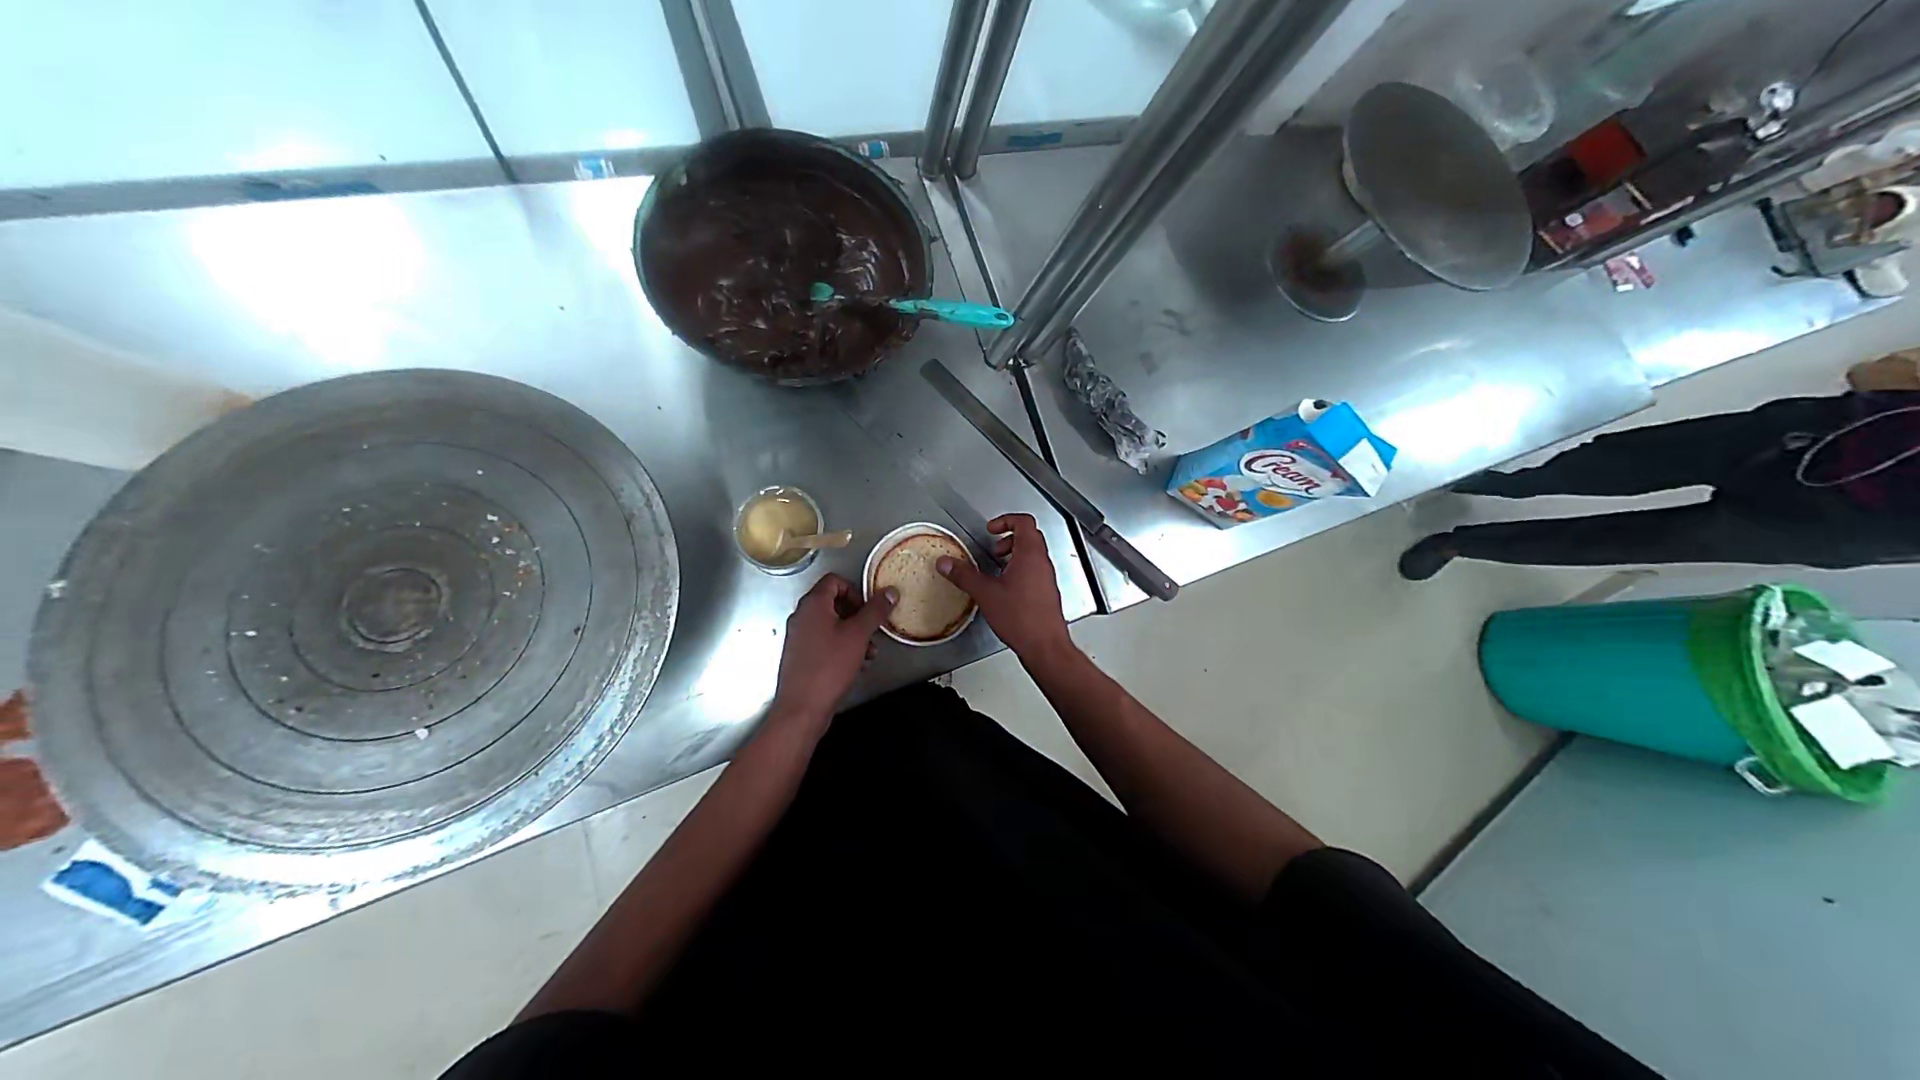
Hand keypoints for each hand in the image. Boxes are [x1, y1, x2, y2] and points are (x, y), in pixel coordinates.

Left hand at [770, 573, 895, 729]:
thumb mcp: (859, 635)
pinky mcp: (800, 656)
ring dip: (853, 633)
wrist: (803, 707)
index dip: (855, 590)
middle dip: (857, 615)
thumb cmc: (829, 667)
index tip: (868, 608)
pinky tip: (855, 665)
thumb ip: (875, 611)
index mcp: (813, 605)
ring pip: (831, 624)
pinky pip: (824, 641)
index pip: (834, 580)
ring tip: (868, 652)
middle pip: (833, 602)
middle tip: (871, 629)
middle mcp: (801, 616)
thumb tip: (889, 592)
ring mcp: (798, 637)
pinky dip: (841, 647)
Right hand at [936, 513, 1072, 661]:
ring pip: (1033, 554)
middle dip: (1009, 537)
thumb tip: (947, 563)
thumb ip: (964, 575)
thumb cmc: (1023, 619)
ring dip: (1014, 554)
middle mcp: (1042, 563)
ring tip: (997, 567)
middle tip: (994, 548)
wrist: (1045, 645)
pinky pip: (1034, 571)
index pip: (1024, 522)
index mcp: (1030, 555)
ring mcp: (1047, 578)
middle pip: (1030, 536)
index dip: (1006, 520)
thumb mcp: (986, 594)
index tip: (992, 529)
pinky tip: (1004, 588)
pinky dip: (1020, 570)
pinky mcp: (1046, 592)